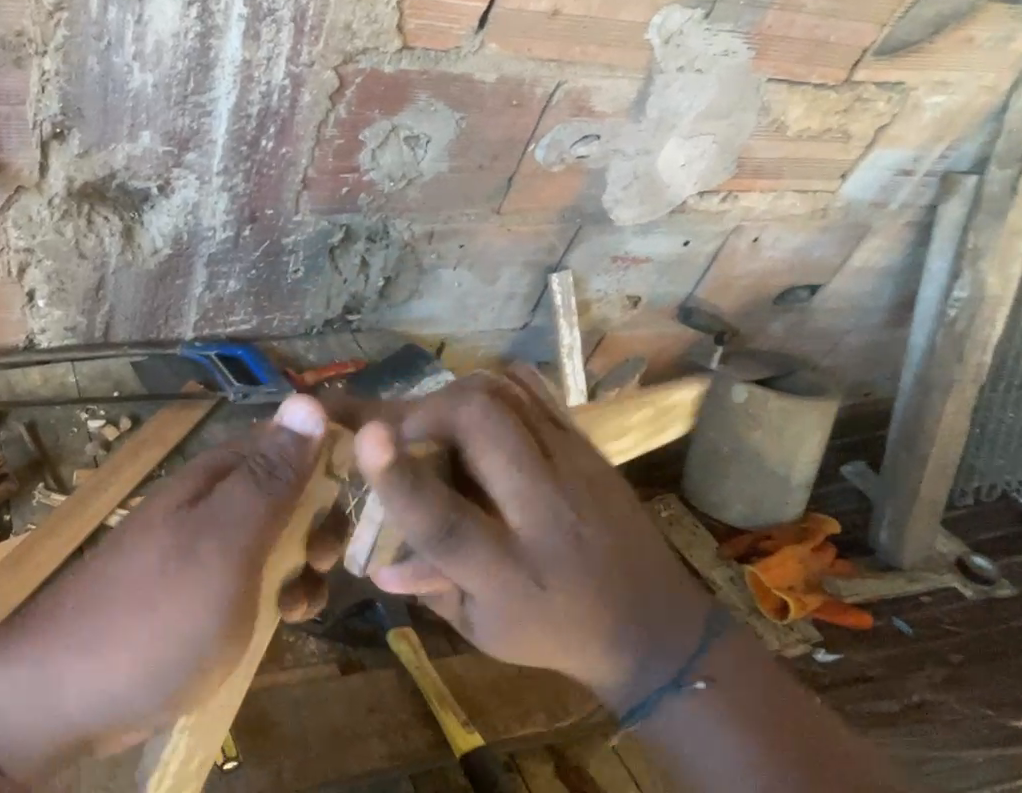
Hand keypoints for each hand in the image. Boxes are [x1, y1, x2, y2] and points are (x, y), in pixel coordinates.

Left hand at [0, 395, 347, 761]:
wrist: (65, 695)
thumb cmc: (155, 612)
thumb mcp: (224, 542)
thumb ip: (270, 477)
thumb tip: (309, 397)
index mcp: (216, 477)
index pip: (288, 438)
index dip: (332, 454)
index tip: (369, 491)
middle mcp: (210, 503)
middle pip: (287, 489)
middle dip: (321, 519)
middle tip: (327, 559)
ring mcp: (203, 550)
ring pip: (277, 538)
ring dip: (305, 563)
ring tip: (305, 600)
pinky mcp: (198, 595)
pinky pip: (255, 579)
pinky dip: (280, 594)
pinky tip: (286, 620)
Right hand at [348, 369, 711, 709]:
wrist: (655, 626)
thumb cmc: (556, 632)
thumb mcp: (485, 630)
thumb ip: (428, 585)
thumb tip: (373, 560)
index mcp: (510, 574)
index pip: (446, 521)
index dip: (400, 477)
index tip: (366, 438)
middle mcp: (544, 510)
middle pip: (481, 423)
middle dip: (426, 411)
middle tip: (401, 431)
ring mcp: (573, 466)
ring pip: (505, 394)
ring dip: (453, 396)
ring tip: (433, 422)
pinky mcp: (587, 444)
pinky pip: (533, 389)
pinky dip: (491, 387)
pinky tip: (473, 409)